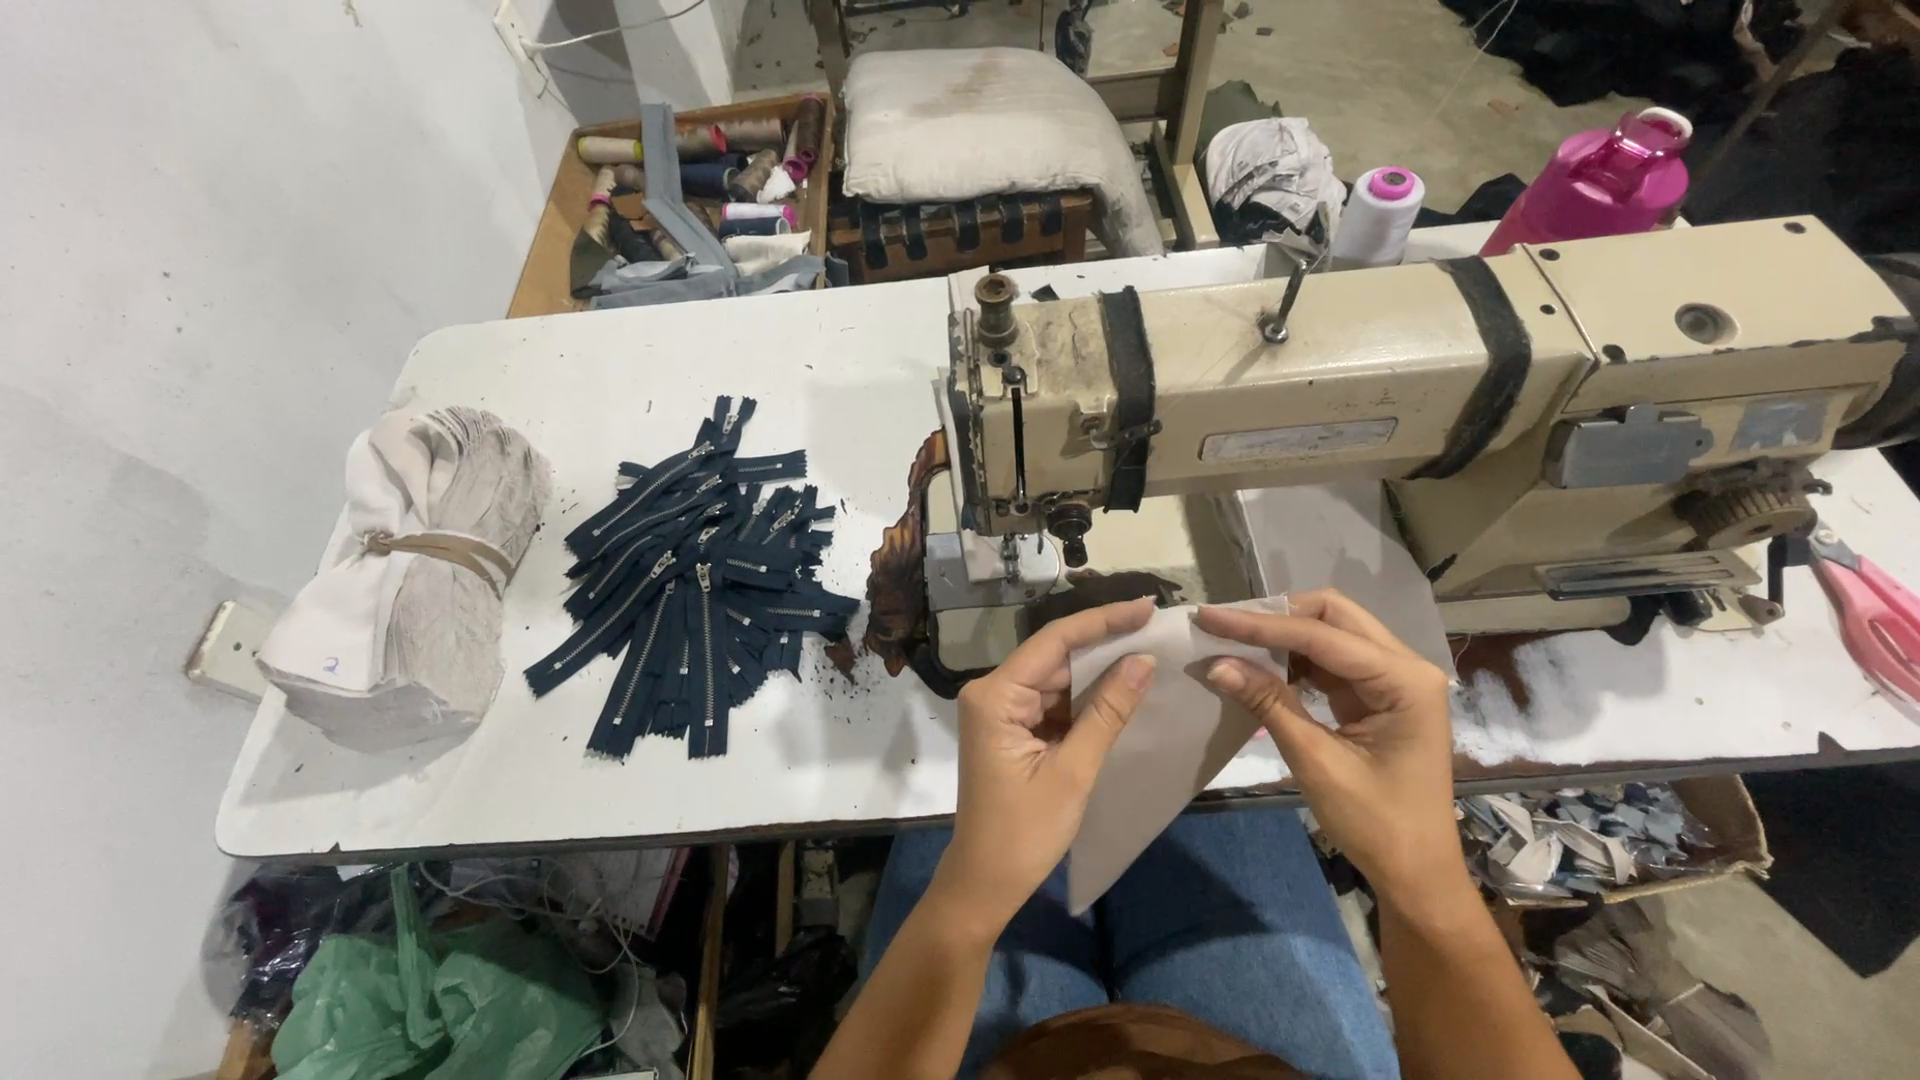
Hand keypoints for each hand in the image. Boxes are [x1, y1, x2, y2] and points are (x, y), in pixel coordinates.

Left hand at [935, 597, 1158, 931]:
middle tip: (1157, 627)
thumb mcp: (1073, 771)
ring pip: (1058, 677)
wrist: (986, 881)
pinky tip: (1123, 687)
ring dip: (1100, 670)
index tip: (1145, 607)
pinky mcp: (1013, 729)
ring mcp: (1001, 711)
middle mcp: (992, 693)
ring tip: (1150, 650)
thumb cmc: (1024, 833)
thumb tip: (1143, 661)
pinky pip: (1055, 701)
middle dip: (1105, 643)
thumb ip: (1107, 713)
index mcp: (995, 696)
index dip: (1102, 621)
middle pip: (1055, 655)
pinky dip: (1087, 699)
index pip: (1054, 642)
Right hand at [1195, 589, 1461, 897]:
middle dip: (1276, 615)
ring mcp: (1392, 679)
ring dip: (1281, 634)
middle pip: (1333, 615)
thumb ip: (1268, 704)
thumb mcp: (1317, 762)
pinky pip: (1329, 659)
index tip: (1209, 617)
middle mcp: (1405, 667)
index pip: (1321, 635)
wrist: (1415, 872)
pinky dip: (1292, 658)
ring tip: (1232, 641)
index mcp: (1404, 681)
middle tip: (1223, 626)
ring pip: (1330, 631)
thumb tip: (1215, 664)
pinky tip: (1259, 665)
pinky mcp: (1376, 695)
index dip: (1261, 624)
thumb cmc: (1376, 823)